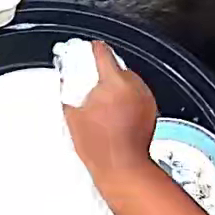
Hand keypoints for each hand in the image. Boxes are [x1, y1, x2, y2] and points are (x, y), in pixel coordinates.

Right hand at [63, 40, 157, 189]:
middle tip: (93, 84)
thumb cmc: (100, 147)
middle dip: (106, 74)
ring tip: (104, 102)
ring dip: (118, 86)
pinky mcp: (151, 110)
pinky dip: (128, 98)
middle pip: (118, 68)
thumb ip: (67, 94)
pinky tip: (117, 112)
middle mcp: (133, 86)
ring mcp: (145, 98)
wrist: (122, 167)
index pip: (103, 54)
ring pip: (130, 81)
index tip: (91, 47)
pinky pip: (138, 95)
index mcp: (112, 83)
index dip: (95, 49)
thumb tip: (63, 84)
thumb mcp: (73, 117)